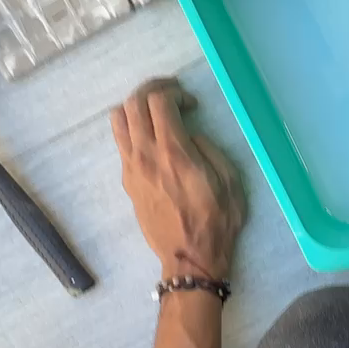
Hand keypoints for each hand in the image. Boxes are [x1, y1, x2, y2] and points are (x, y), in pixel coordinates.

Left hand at [111, 78, 245, 281]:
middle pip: (133, 103)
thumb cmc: (217, 223)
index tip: (191, 103)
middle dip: (153, 90)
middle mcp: (146, 155)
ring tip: (156, 113)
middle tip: (172, 96)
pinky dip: (133, 129)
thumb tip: (190, 137)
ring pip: (119, 119)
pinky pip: (121, 142)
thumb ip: (209, 151)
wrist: (189, 258)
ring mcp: (131, 168)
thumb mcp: (230, 183)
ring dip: (136, 107)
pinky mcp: (127, 181)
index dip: (175, 92)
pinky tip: (153, 140)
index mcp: (174, 153)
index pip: (159, 101)